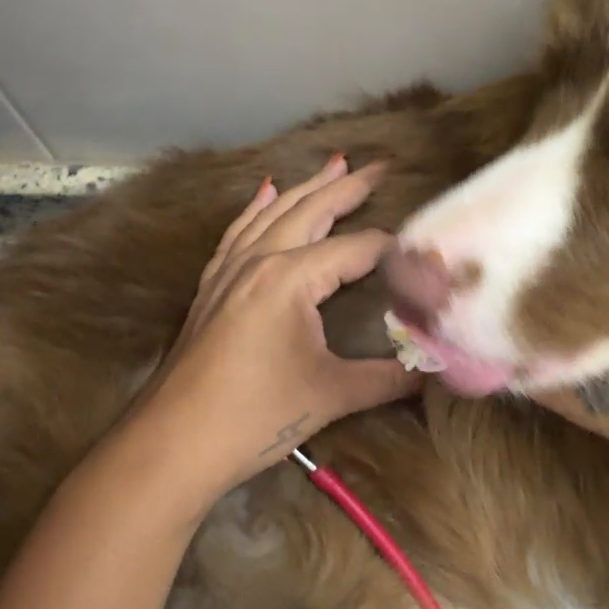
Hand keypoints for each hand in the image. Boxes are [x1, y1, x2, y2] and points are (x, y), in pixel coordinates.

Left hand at [129, 156, 421, 491]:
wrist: (172, 444)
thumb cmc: (255, 416)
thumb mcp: (333, 395)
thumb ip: (389, 378)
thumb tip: (435, 369)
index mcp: (291, 278)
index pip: (356, 249)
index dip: (394, 250)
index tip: (426, 253)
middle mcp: (259, 261)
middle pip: (311, 211)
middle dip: (348, 186)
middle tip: (382, 165)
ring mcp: (229, 271)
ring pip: (273, 214)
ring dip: (307, 188)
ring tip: (335, 164)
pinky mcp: (211, 288)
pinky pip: (238, 233)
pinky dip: (257, 209)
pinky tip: (264, 193)